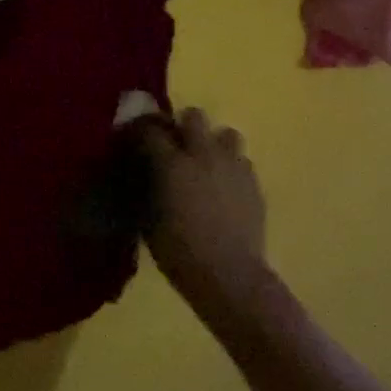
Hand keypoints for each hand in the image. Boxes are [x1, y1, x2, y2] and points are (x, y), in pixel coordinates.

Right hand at [138, 109, 269, 302]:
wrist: (228, 274)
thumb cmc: (179, 252)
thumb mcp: (149, 220)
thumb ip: (148, 188)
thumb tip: (146, 174)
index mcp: (173, 163)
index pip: (151, 130)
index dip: (142, 130)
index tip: (136, 138)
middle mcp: (204, 154)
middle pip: (194, 116)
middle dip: (183, 126)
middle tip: (176, 146)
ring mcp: (233, 165)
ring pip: (226, 133)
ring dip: (214, 143)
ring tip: (207, 164)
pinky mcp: (254, 182)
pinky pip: (242, 161)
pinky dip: (231, 167)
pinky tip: (225, 187)